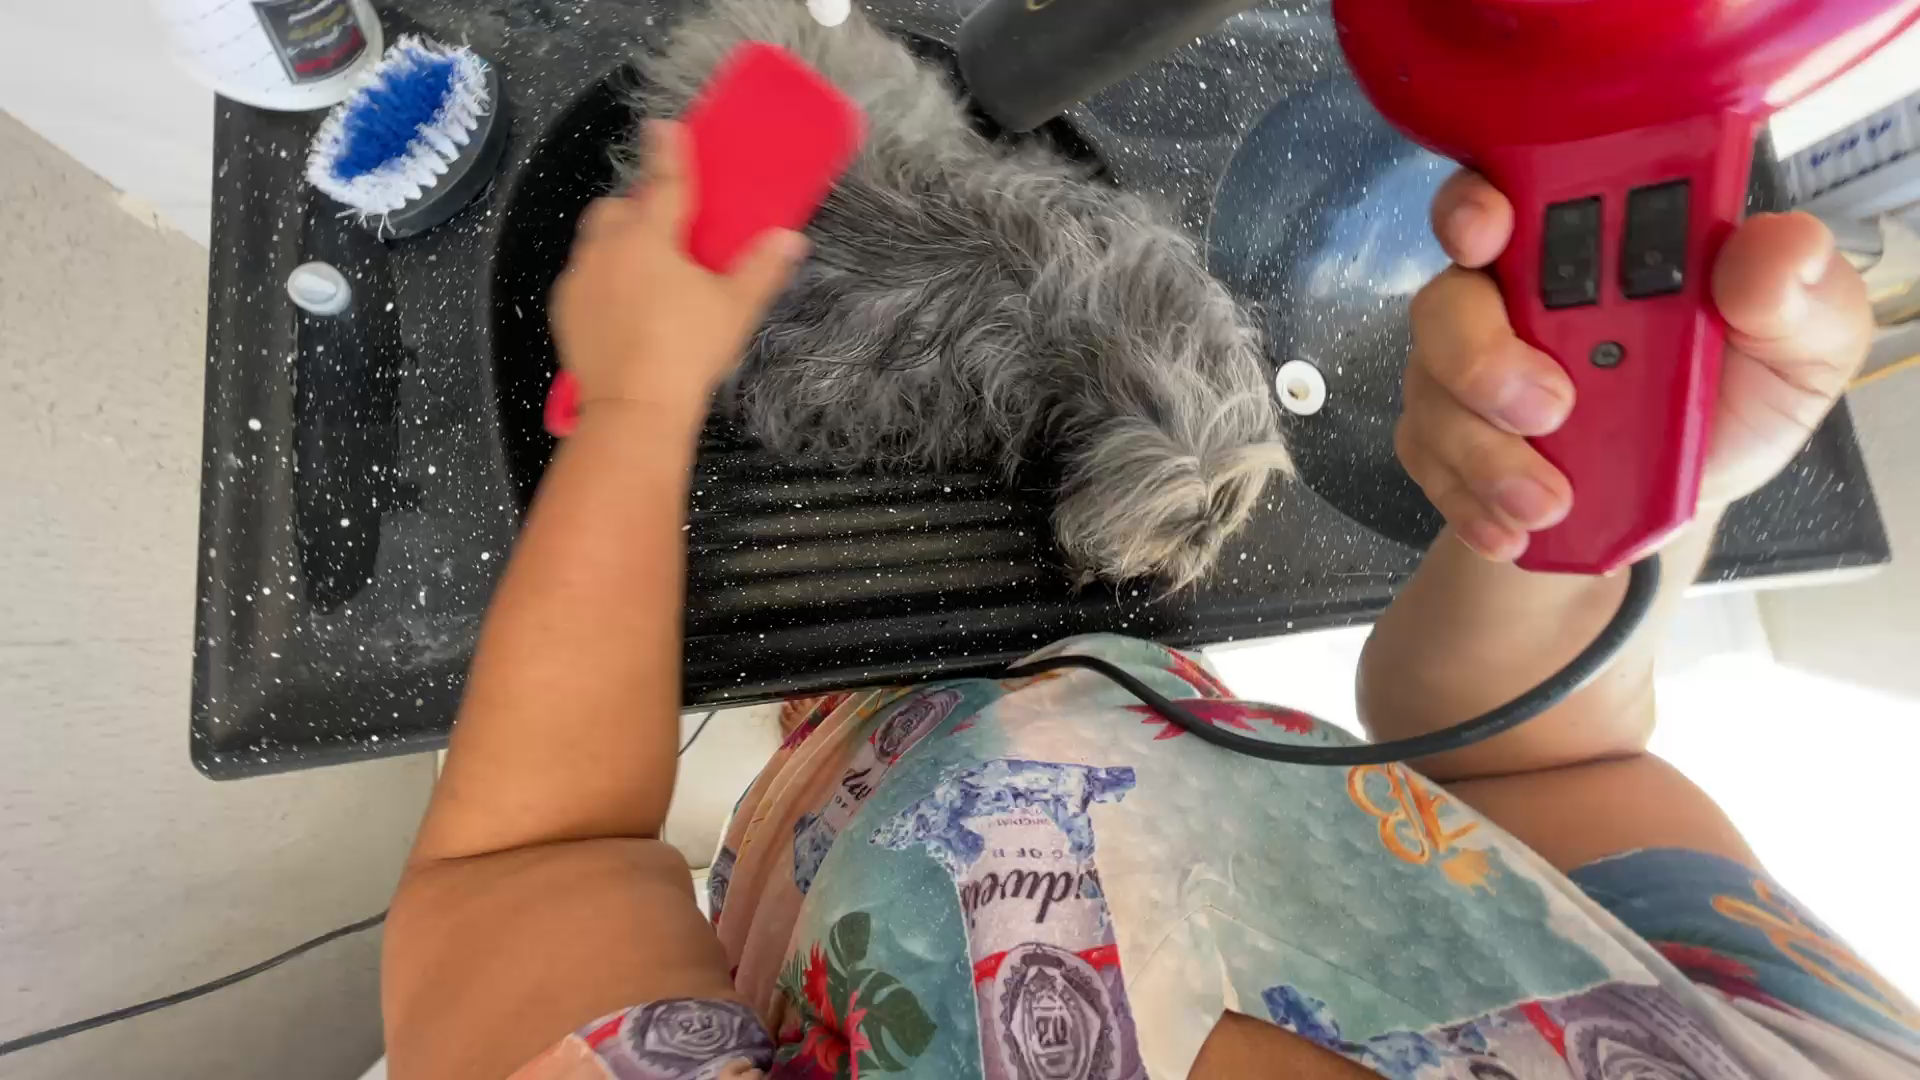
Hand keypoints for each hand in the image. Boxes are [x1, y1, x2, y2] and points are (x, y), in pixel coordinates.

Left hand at [549, 120, 808, 423]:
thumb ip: (761, 270)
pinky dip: (602, 280)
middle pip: (619, 207)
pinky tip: (624, 309)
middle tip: (666, 232)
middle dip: (639, 209)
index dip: (669, 152)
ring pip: (596, 241)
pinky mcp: (565, 309)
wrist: (635, 405)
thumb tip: (791, 240)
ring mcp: (580, 278)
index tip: (665, 126)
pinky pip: (583, 278)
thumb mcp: (735, 310)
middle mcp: (607, 247)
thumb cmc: (689, 351)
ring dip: (618, 244)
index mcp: (651, 238)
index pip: (665, 183)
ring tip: (645, 275)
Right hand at [1399, 172, 1871, 560]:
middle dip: (1480, 360)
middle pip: (1443, 305)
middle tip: (1548, 411)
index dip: (1478, 207)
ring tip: (1547, 504)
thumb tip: (1767, 252)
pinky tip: (1507, 528)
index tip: (1488, 235)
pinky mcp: (1428, 438)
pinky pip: (1422, 460)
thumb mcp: (1797, 356)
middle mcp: (1502, 303)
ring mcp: (1451, 375)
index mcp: (1584, 254)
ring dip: (1483, 454)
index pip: (1507, 199)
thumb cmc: (1721, 411)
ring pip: (1429, 394)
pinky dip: (1464, 499)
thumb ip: (1798, 301)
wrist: (1653, 505)